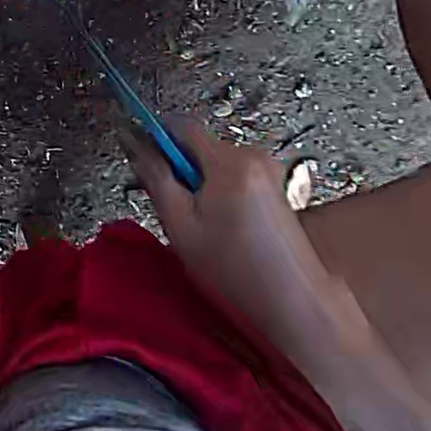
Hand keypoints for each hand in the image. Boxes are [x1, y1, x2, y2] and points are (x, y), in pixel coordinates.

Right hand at [124, 118, 367, 359]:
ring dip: (199, 182)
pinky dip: (218, 191)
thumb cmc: (237, 273)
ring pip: (214, 161)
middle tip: (174, 206)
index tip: (140, 154)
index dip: (155, 137)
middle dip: (179, 168)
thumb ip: (155, 177)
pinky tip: (221, 226)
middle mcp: (253, 156)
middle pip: (198, 145)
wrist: (296, 305)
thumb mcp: (182, 225)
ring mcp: (267, 169)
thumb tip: (134, 143)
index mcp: (230, 161)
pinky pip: (232, 174)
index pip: (180, 125)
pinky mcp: (274, 183)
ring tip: (201, 223)